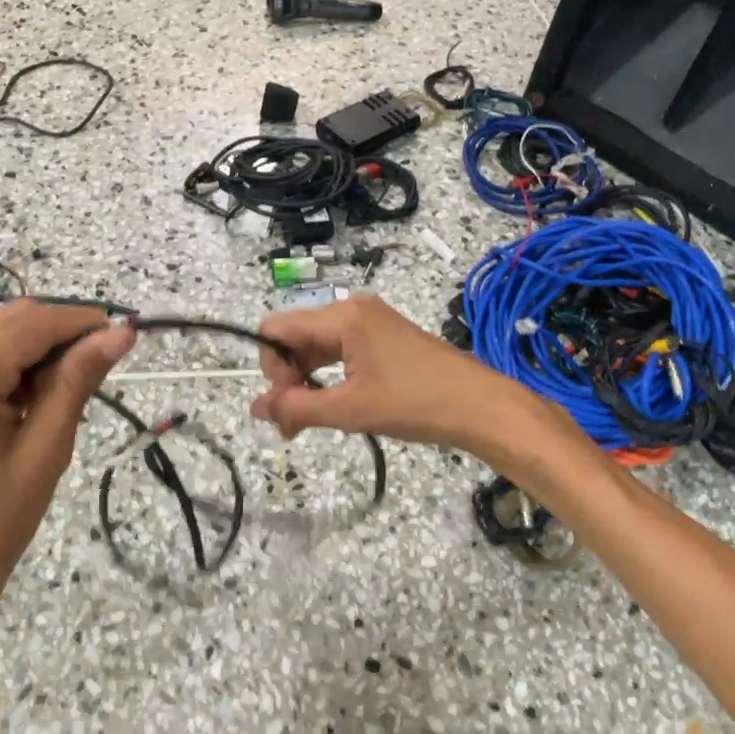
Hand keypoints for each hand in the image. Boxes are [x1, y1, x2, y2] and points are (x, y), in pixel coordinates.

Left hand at [0, 301, 136, 611]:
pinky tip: (29, 398)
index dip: (83, 322)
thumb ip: (78, 381)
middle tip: (99, 368)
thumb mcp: (45, 449)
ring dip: (35, 349)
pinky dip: (8, 363)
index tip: (126, 333)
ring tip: (64, 391)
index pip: (33, 323)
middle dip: (60, 334)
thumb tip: (121, 332)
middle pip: (11, 320)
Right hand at [250, 293, 544, 456]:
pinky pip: (339, 351)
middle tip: (293, 423)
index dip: (270, 365)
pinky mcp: (383, 337)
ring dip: (306, 381)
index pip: (277, 327)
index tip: (284, 401)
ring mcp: (371, 322)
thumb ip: (297, 407)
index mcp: (343, 316)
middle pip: (295, 336)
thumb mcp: (349, 410)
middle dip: (287, 378)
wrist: (478, 406)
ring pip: (316, 346)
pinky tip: (334, 406)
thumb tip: (256, 409)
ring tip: (309, 422)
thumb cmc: (415, 403)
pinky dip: (329, 377)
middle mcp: (353, 310)